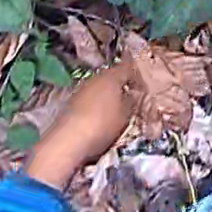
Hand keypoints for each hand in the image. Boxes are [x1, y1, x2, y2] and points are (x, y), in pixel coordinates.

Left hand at [23, 63, 138, 187]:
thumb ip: (131, 102)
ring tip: (115, 112)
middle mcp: (95, 78)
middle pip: (112, 78)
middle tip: (131, 100)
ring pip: (99, 89)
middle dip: (121, 87)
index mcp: (111, 76)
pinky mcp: (70, 104)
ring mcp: (81, 90)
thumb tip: (132, 95)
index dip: (137, 77)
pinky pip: (89, 101)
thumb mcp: (125, 115)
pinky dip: (96, 107)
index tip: (144, 89)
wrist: (67, 142)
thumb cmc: (102, 124)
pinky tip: (98, 120)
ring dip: (107, 97)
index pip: (128, 69)